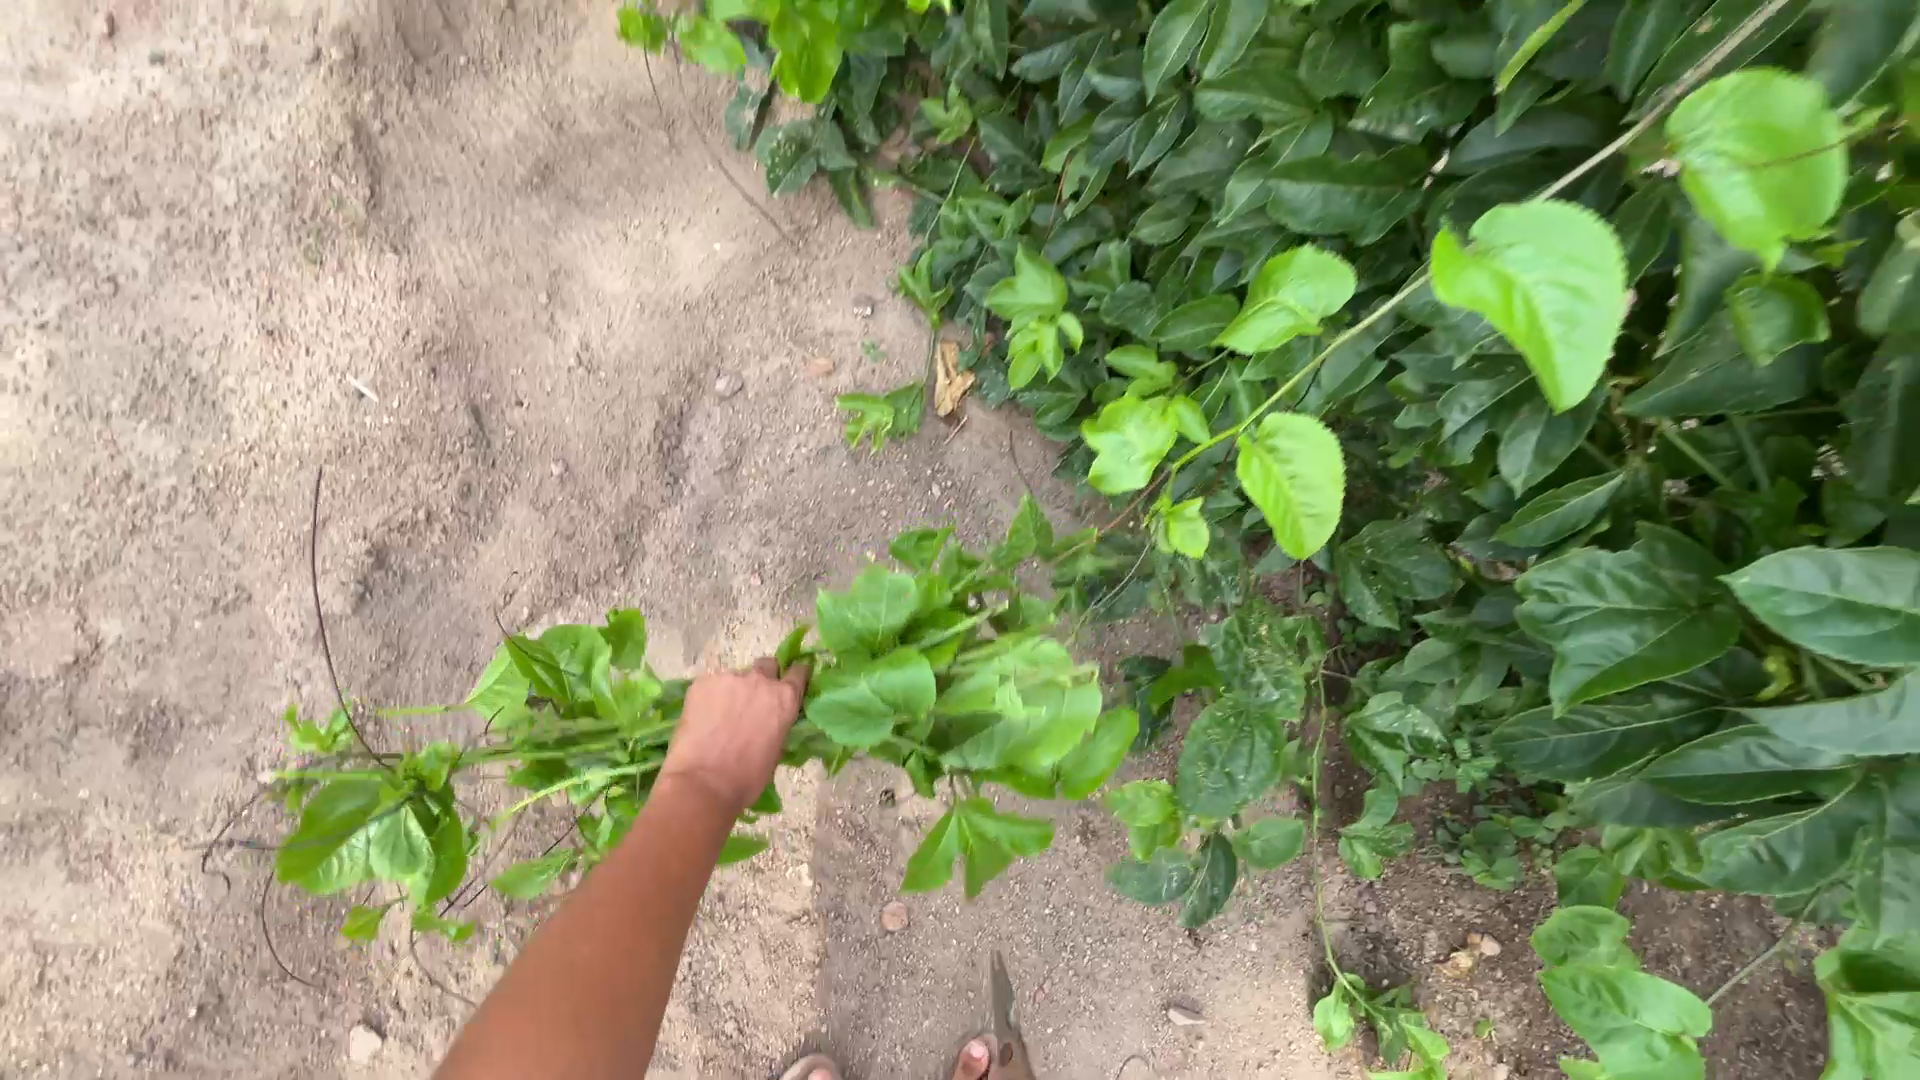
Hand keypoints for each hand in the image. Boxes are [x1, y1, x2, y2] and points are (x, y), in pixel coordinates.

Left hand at [657, 658, 809, 817]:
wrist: (704, 783)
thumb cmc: (747, 777)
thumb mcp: (776, 749)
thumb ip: (778, 723)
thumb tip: (770, 720)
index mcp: (785, 698)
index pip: (798, 672)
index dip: (795, 675)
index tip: (790, 679)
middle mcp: (761, 681)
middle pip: (767, 665)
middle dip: (763, 678)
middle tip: (751, 700)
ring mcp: (730, 678)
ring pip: (735, 677)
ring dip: (733, 691)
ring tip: (720, 715)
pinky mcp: (703, 682)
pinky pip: (711, 685)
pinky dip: (710, 698)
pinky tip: (703, 718)